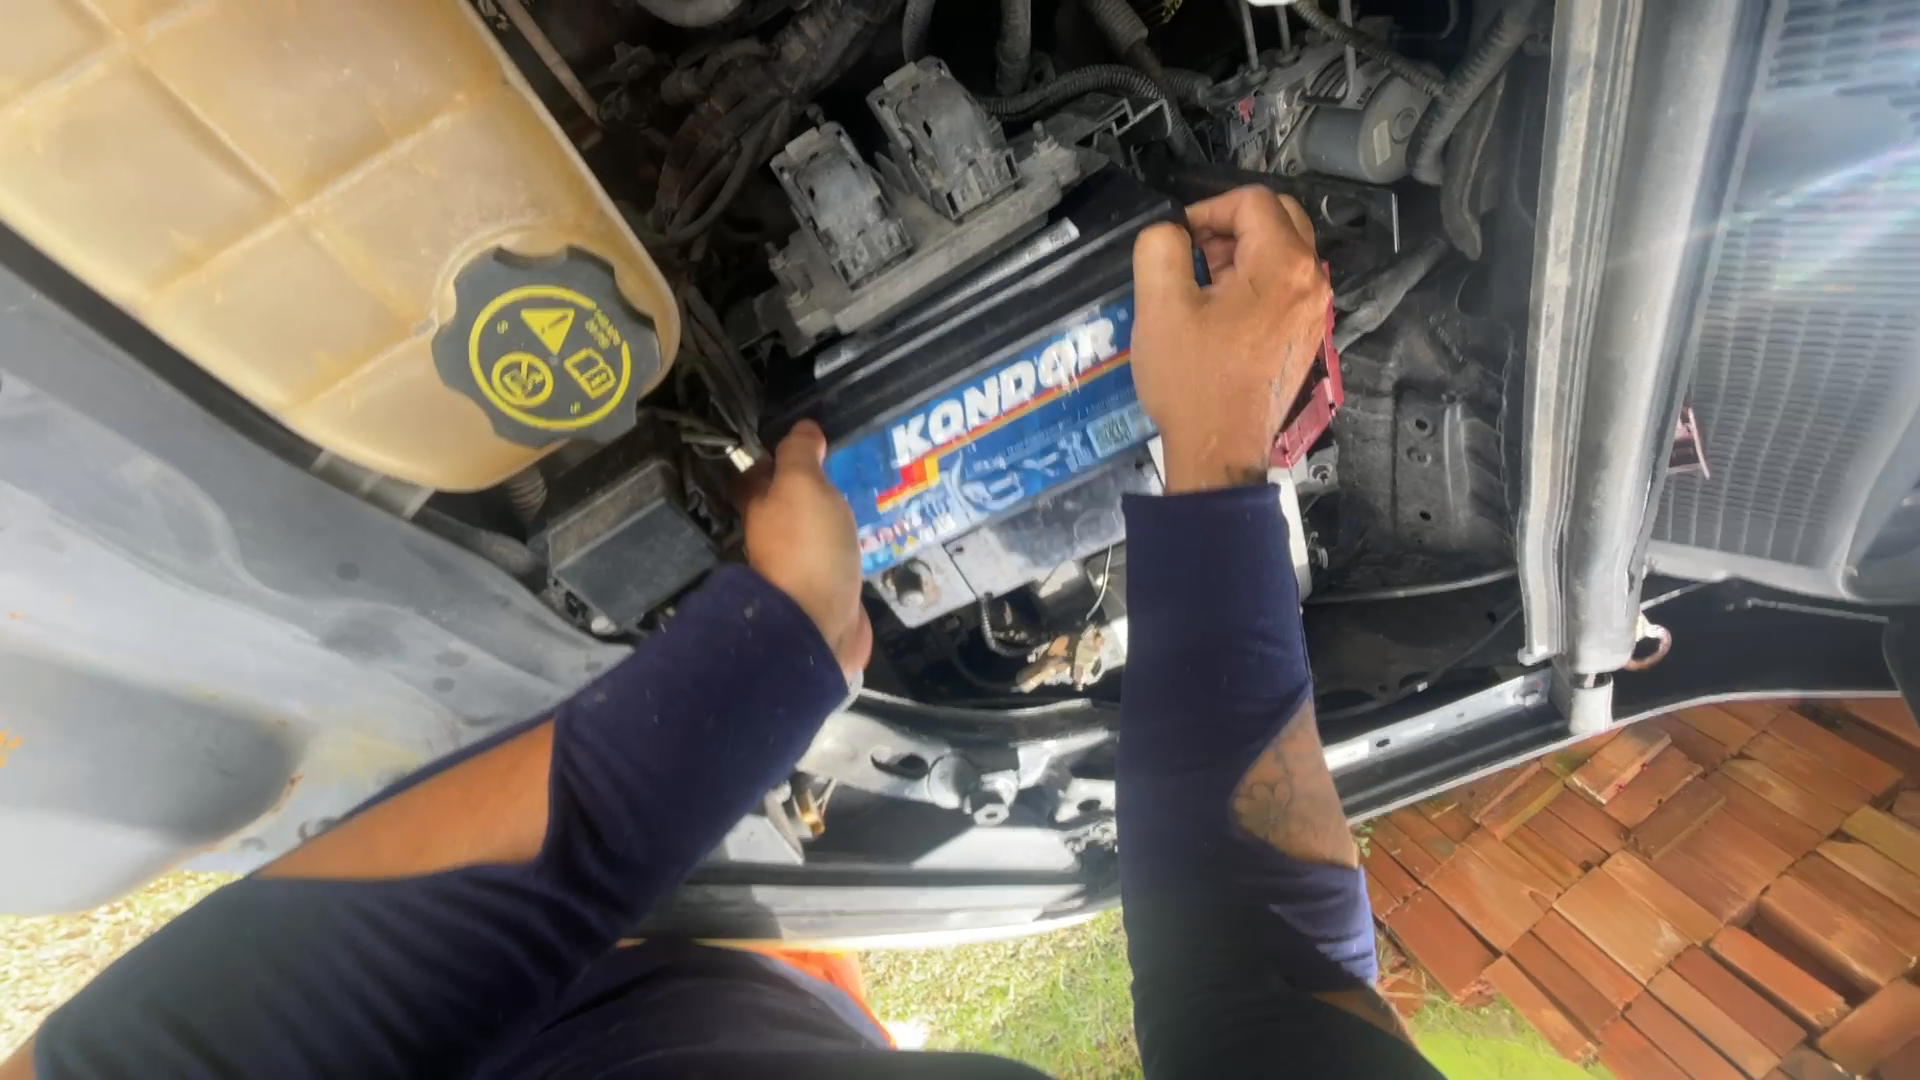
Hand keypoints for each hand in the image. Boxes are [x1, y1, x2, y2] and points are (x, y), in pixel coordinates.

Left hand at [739, 421, 872, 682]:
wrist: (820, 624)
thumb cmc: (807, 547)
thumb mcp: (802, 485)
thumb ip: (801, 454)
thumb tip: (803, 427)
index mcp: (761, 509)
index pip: (756, 476)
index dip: (772, 457)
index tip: (802, 441)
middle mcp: (777, 537)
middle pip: (790, 505)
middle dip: (812, 487)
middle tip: (845, 464)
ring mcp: (805, 566)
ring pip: (819, 531)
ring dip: (836, 516)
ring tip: (869, 493)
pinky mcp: (832, 588)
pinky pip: (843, 558)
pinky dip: (855, 545)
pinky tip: (877, 533)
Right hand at [1131, 187, 1329, 491]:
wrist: (1218, 448)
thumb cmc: (1190, 381)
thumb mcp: (1159, 307)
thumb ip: (1159, 248)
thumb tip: (1170, 232)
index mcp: (1283, 265)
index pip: (1252, 201)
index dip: (1206, 209)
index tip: (1176, 240)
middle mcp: (1312, 282)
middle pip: (1277, 220)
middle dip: (1229, 227)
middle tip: (1190, 257)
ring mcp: (1314, 312)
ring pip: (1282, 254)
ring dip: (1240, 256)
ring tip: (1199, 289)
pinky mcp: (1304, 337)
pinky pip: (1284, 289)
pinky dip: (1253, 286)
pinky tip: (1219, 317)